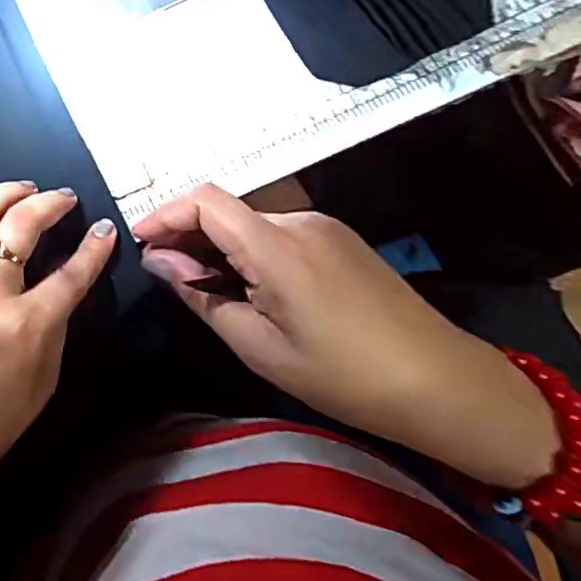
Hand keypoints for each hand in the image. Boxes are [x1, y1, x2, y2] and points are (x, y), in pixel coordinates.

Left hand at [0, 181, 118, 536]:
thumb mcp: (41, 384)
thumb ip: (54, 326)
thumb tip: (63, 284)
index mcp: (24, 327)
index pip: (72, 273)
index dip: (96, 246)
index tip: (107, 228)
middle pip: (22, 225)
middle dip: (51, 203)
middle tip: (65, 198)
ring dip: (5, 191)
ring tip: (26, 188)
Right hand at [134, 184, 557, 488]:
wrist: (438, 380)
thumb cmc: (342, 374)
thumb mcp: (259, 345)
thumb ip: (202, 294)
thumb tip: (160, 260)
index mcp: (276, 244)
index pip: (205, 200)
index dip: (165, 213)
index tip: (142, 243)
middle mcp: (298, 220)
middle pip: (228, 210)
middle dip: (190, 235)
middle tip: (171, 277)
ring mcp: (323, 226)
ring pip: (253, 223)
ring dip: (222, 246)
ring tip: (212, 290)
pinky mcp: (339, 239)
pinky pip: (280, 233)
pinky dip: (253, 252)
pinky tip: (254, 289)